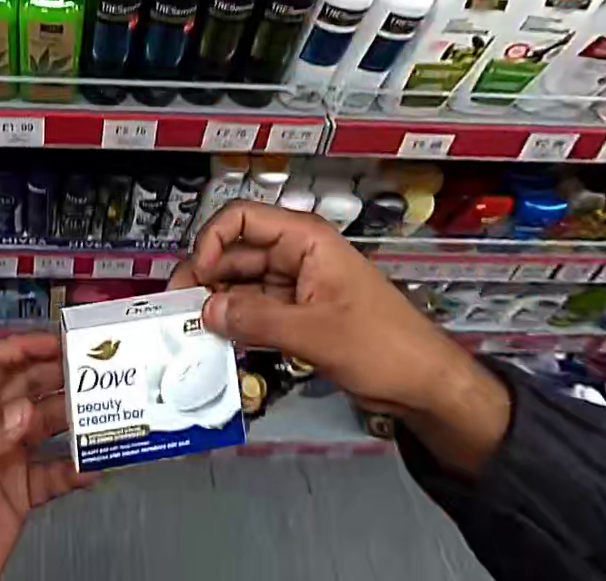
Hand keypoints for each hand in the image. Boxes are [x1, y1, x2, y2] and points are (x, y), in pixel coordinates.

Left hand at [0, 333, 94, 580]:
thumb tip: (25, 408)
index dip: (25, 347)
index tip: (58, 341)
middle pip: (26, 389)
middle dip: (56, 375)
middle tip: (91, 369)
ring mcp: (5, 462)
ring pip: (45, 426)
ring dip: (71, 418)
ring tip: (100, 411)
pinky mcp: (20, 496)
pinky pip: (53, 474)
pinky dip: (73, 469)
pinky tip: (91, 466)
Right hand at [171, 201, 509, 471]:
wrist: (428, 388)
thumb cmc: (384, 347)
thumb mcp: (316, 333)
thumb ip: (256, 320)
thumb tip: (206, 312)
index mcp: (304, 239)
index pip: (241, 218)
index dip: (211, 241)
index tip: (196, 276)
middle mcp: (294, 253)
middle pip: (234, 252)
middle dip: (205, 276)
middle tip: (177, 308)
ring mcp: (292, 283)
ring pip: (239, 282)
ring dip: (216, 301)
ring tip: (190, 327)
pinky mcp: (293, 311)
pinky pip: (252, 307)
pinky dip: (234, 320)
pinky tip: (216, 338)